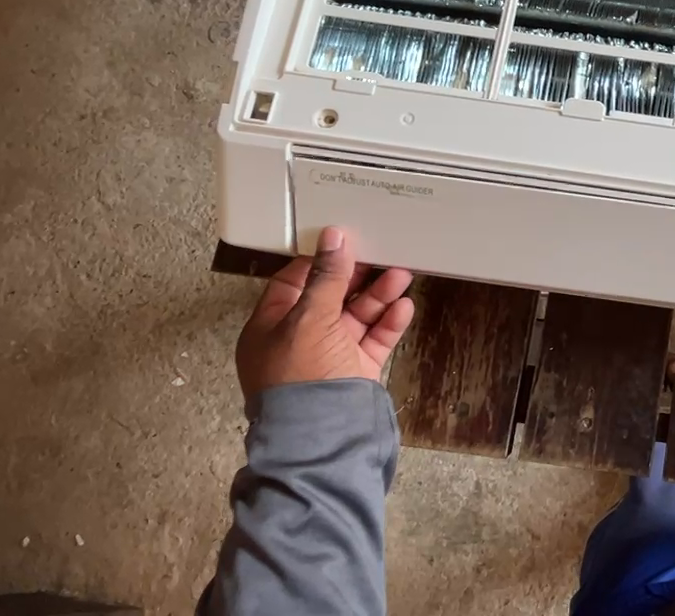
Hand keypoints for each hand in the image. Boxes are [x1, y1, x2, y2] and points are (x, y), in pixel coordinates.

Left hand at [235, 226, 416, 397]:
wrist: (323, 437)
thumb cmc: (302, 377)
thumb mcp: (310, 318)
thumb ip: (326, 277)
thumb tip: (333, 237)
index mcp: (271, 328)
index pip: (292, 283)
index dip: (317, 261)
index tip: (342, 241)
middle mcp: (299, 340)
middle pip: (329, 297)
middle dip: (356, 276)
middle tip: (380, 253)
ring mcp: (329, 356)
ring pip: (356, 315)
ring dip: (379, 295)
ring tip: (402, 275)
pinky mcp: (356, 369)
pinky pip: (374, 338)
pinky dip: (389, 321)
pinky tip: (403, 305)